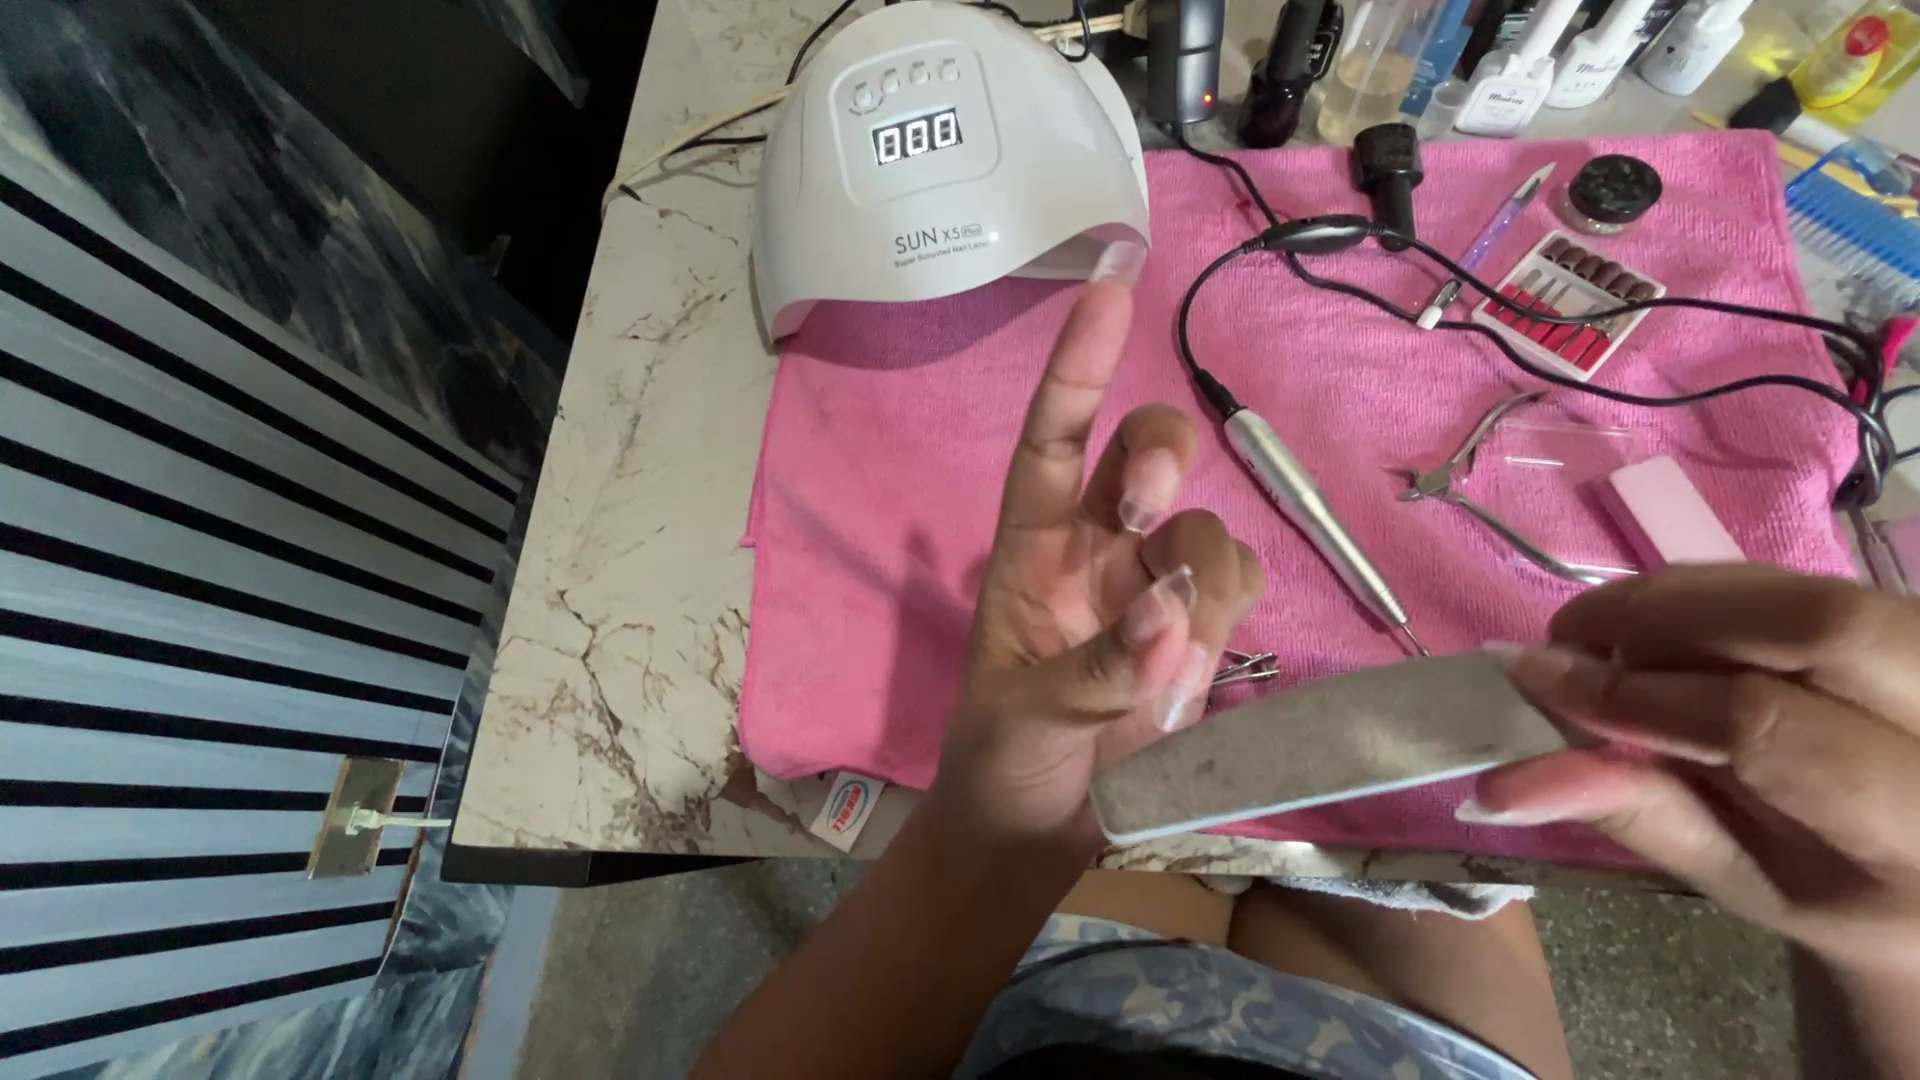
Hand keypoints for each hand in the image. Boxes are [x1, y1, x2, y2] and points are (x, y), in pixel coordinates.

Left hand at [929, 242, 1265, 847]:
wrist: (1035, 827)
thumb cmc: (1003, 759)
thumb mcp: (1024, 715)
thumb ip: (1094, 667)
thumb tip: (1169, 611)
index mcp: (1030, 550)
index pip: (1052, 439)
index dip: (1077, 365)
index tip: (1110, 285)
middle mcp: (1097, 552)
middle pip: (1146, 454)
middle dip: (1156, 460)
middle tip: (1142, 515)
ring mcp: (1154, 590)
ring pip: (1206, 530)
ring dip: (1199, 574)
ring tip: (1164, 658)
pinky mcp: (1197, 635)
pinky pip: (1236, 592)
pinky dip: (1224, 616)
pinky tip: (1192, 670)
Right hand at [1463, 564, 1919, 984]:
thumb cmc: (1840, 886)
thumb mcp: (1742, 879)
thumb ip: (1635, 815)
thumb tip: (1501, 783)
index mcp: (1914, 824)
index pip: (1761, 725)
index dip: (1631, 695)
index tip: (1532, 678)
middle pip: (1811, 623)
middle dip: (1658, 617)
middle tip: (1572, 641)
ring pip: (1795, 588)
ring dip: (1668, 600)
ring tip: (1604, 641)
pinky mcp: (1912, 621)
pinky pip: (1788, 579)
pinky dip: (1697, 593)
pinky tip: (1656, 631)